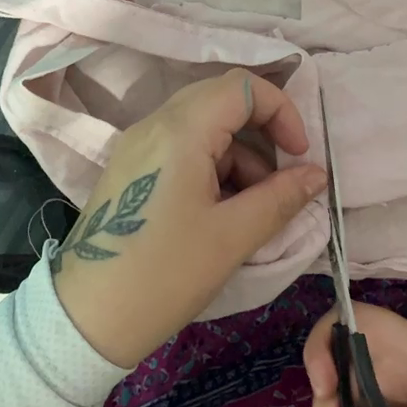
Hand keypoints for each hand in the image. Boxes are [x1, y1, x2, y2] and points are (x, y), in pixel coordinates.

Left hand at [50, 69, 326, 367]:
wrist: (89, 320)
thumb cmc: (165, 275)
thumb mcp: (233, 236)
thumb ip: (281, 197)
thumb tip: (317, 174)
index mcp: (179, 132)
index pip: (243, 87)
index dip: (282, 110)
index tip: (299, 155)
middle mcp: (154, 126)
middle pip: (222, 101)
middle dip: (263, 132)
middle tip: (284, 176)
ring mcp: (138, 147)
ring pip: (204, 127)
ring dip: (241, 155)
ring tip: (254, 207)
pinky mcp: (131, 170)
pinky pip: (183, 149)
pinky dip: (214, 168)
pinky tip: (223, 212)